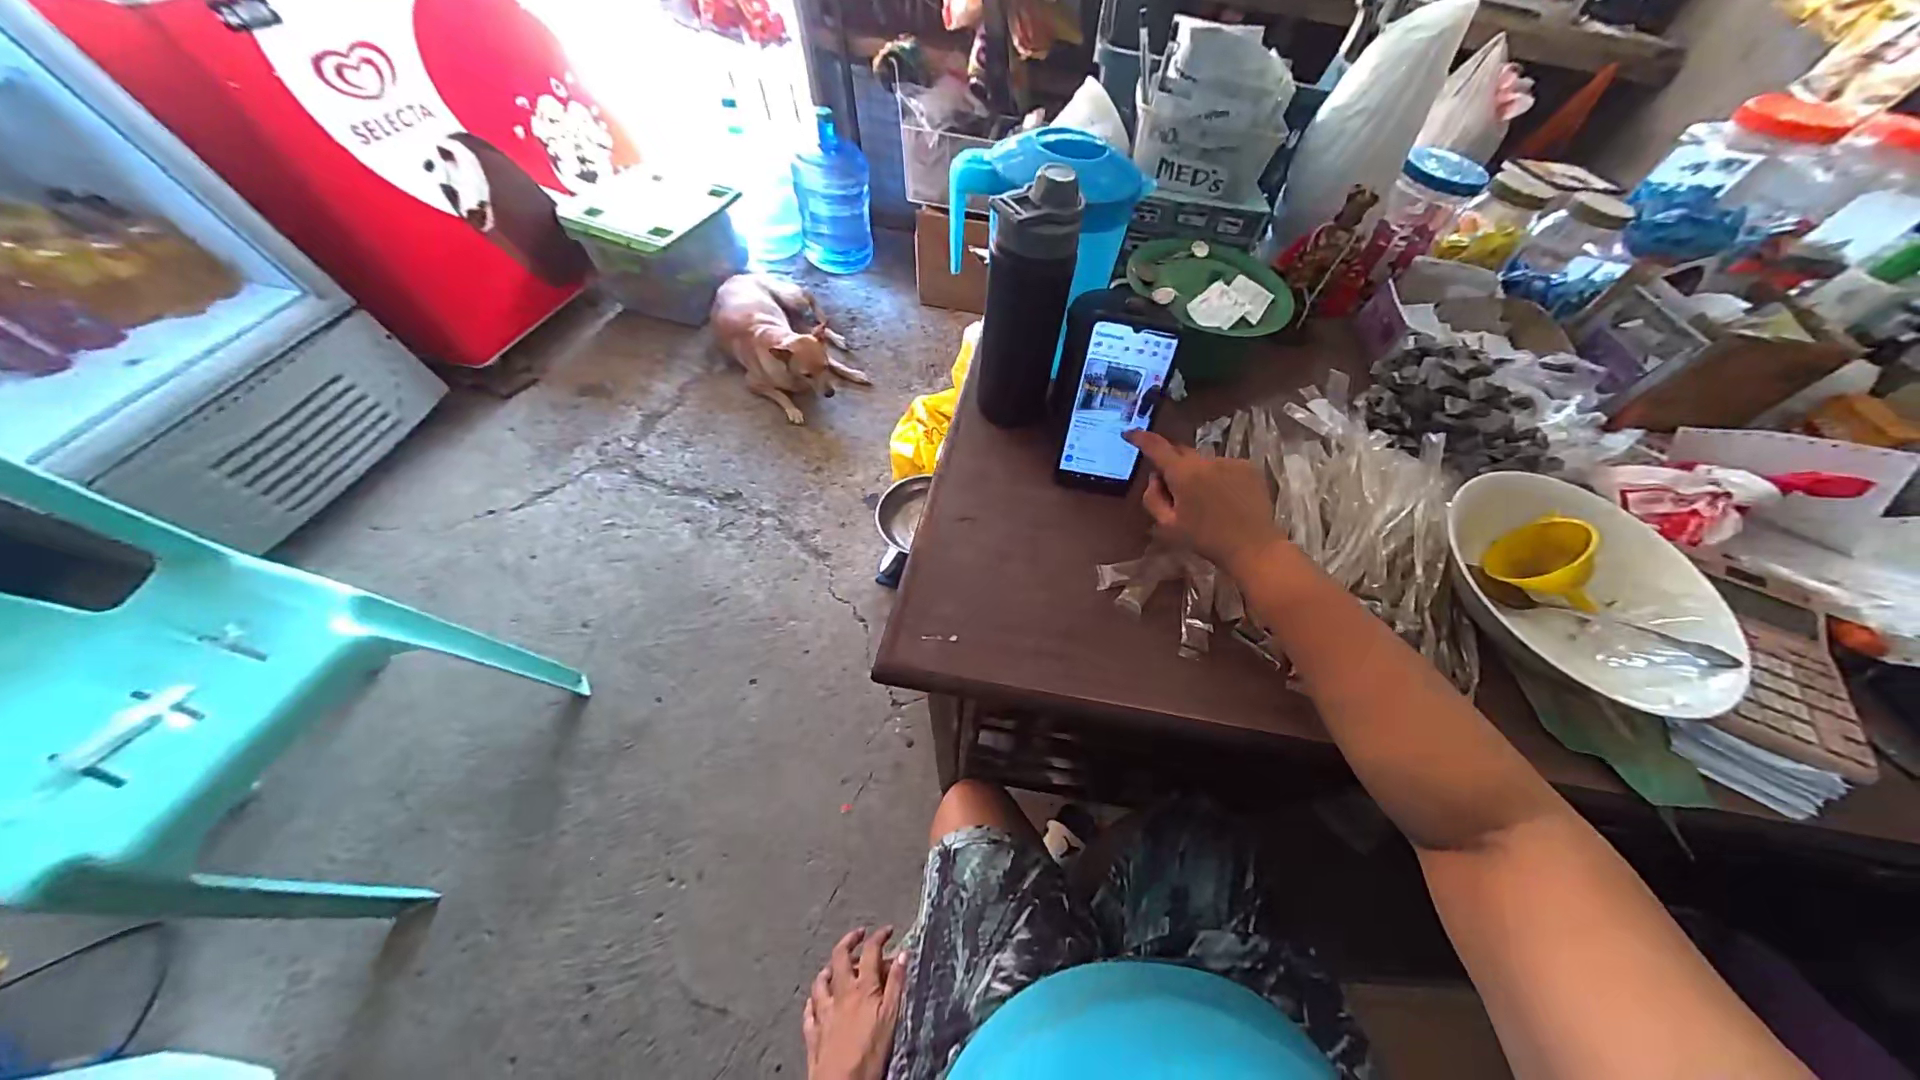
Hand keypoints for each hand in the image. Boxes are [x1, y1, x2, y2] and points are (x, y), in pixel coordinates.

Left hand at [804, 926, 906, 1079]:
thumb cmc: (870, 1053)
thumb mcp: (891, 1017)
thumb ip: (896, 984)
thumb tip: (903, 953)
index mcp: (862, 987)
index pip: (870, 951)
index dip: (879, 936)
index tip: (887, 930)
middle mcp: (841, 993)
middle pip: (840, 957)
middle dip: (850, 940)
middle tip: (860, 934)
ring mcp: (823, 1011)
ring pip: (821, 980)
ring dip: (829, 968)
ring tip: (835, 964)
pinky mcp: (812, 1032)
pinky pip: (809, 1009)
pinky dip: (813, 999)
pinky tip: (815, 1000)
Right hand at [1125, 429, 1283, 572]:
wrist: (1252, 547)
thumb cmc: (1205, 539)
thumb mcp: (1168, 525)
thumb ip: (1153, 497)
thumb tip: (1155, 477)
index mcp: (1183, 474)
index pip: (1157, 447)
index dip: (1141, 438)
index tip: (1129, 433)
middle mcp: (1206, 460)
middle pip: (1181, 452)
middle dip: (1172, 465)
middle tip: (1173, 490)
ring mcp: (1230, 461)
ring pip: (1203, 462)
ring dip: (1197, 474)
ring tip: (1204, 501)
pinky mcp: (1249, 467)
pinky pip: (1223, 466)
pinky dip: (1217, 477)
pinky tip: (1224, 499)